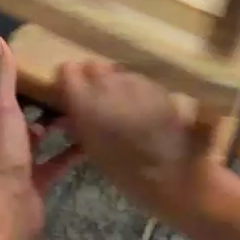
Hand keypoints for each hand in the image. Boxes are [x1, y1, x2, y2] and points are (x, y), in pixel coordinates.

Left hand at [0, 35, 78, 234]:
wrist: (9, 210)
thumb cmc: (2, 154)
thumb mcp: (3, 108)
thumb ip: (3, 75)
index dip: (16, 77)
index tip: (39, 60)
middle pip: (21, 114)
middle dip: (41, 100)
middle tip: (68, 80)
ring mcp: (18, 163)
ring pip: (40, 137)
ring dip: (57, 123)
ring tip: (82, 103)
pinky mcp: (37, 180)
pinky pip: (57, 160)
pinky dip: (72, 150)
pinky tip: (92, 137)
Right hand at [57, 61, 215, 220]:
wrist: (172, 173)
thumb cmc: (126, 171)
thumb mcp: (93, 150)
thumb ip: (79, 125)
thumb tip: (68, 116)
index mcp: (86, 102)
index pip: (69, 70)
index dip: (70, 80)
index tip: (72, 90)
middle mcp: (108, 84)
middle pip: (94, 66)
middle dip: (93, 79)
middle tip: (97, 99)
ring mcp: (134, 81)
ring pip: (117, 71)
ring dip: (115, 83)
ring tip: (121, 105)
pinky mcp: (155, 84)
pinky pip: (137, 80)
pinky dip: (134, 89)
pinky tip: (139, 107)